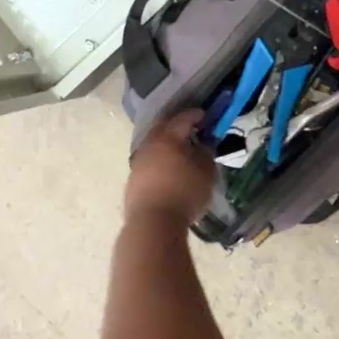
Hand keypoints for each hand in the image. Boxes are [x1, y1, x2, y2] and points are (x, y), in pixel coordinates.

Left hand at [125, 110, 215, 224]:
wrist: (152, 223)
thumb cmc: (184, 193)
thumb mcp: (206, 172)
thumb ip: (206, 154)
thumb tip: (203, 145)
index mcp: (168, 138)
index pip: (182, 119)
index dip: (195, 115)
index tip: (205, 116)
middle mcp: (149, 146)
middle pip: (163, 129)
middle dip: (177, 127)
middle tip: (190, 130)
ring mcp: (137, 164)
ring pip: (153, 147)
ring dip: (166, 146)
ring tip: (179, 153)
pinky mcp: (132, 182)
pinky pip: (148, 164)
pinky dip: (159, 162)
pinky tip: (167, 172)